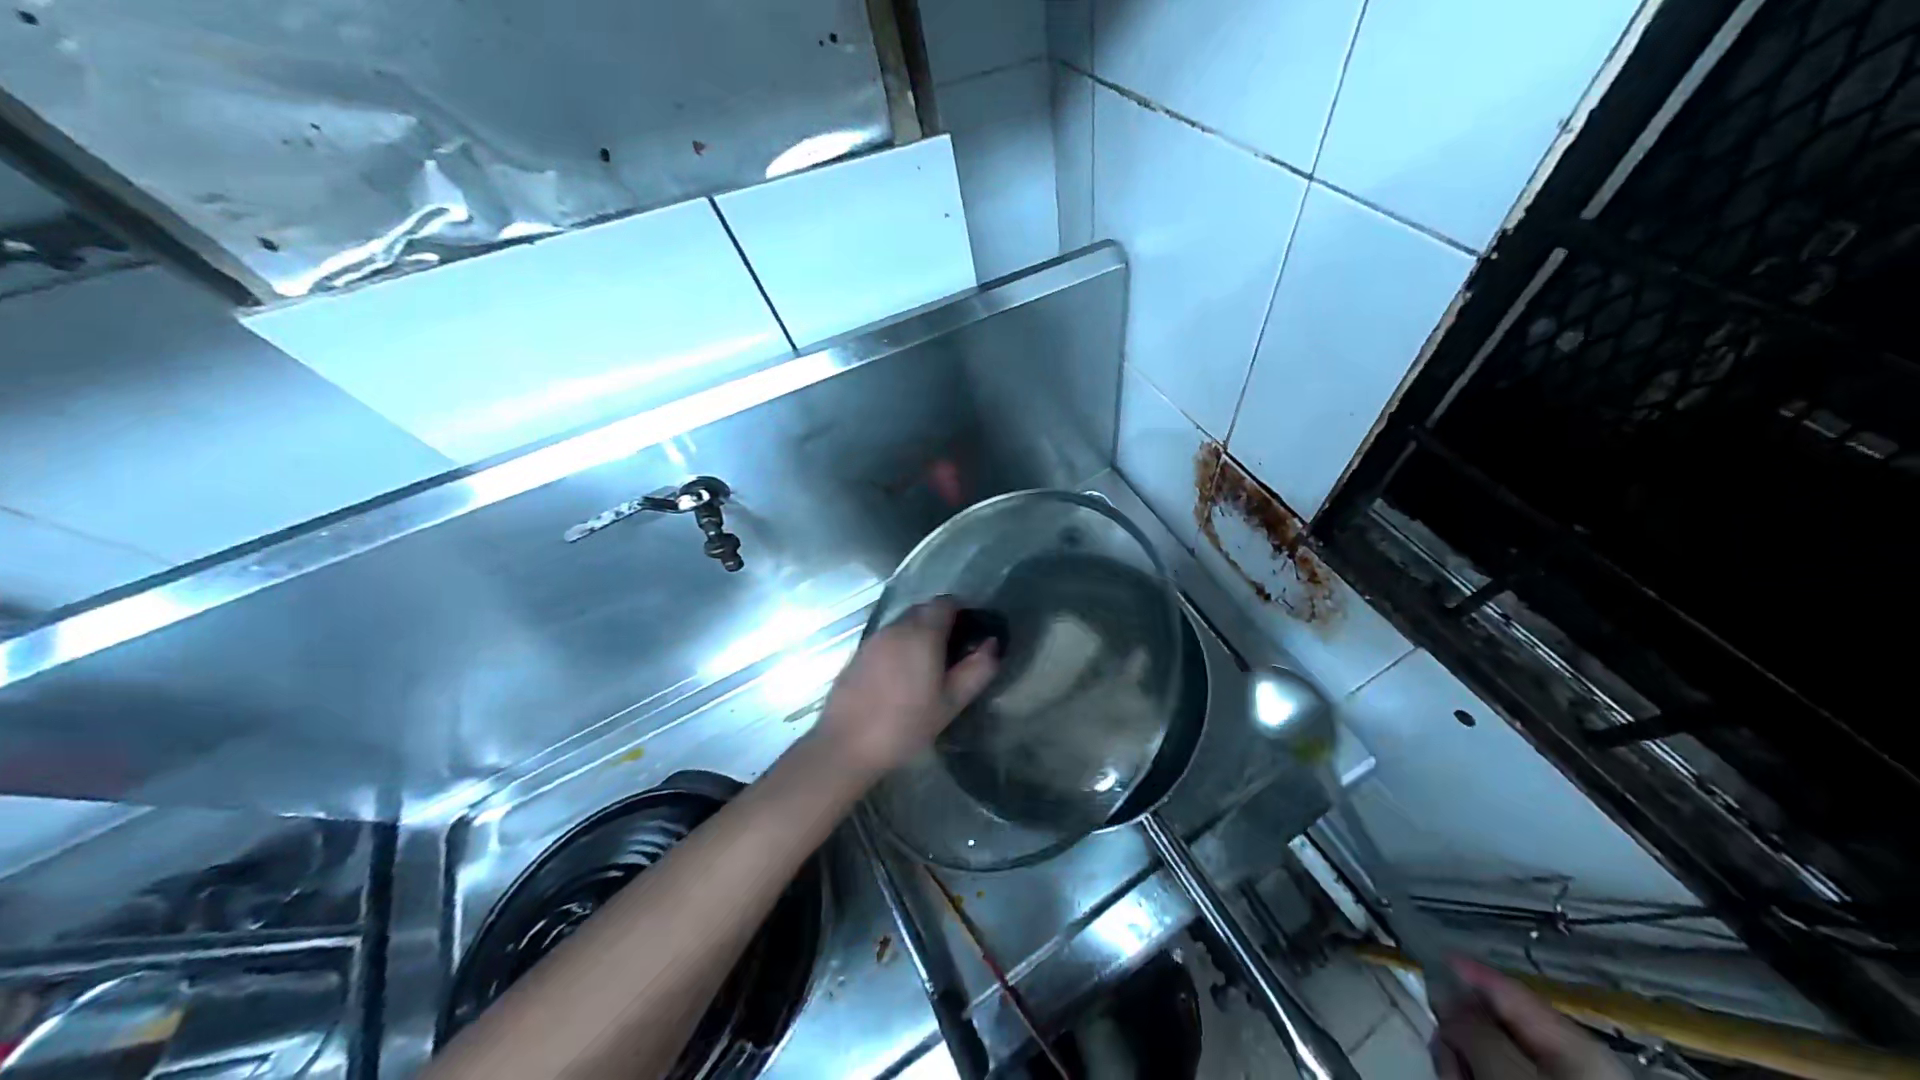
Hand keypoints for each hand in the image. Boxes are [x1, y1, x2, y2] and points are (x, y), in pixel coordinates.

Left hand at [813, 597, 999, 773]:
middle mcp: (895, 628)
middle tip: (953, 653)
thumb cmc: (905, 725)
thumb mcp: (950, 702)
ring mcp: (872, 640)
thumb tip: (992, 645)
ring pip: (902, 625)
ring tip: (927, 668)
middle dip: (940, 622)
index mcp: (921, 634)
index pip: (945, 602)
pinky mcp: (857, 655)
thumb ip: (977, 670)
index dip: (962, 612)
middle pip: (923, 610)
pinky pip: (886, 640)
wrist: (846, 745)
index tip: (971, 633)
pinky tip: (900, 678)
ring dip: (918, 635)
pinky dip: (898, 648)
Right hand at [1434, 960, 1630, 1079]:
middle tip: (1445, 1060)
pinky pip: (1496, 1078)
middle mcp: (1568, 1061)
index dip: (1466, 971)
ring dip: (1462, 1066)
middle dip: (1459, 1037)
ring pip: (1489, 1056)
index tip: (1428, 960)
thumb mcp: (1507, 1075)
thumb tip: (1446, 994)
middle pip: (1493, 1024)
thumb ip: (1473, 1028)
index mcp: (1572, 1044)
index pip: (1508, 988)